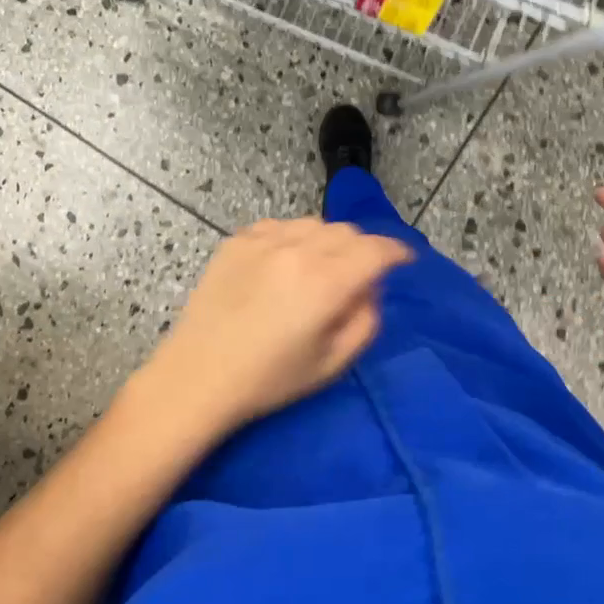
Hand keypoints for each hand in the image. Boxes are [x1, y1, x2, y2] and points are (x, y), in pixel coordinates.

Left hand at [133, 218, 411, 437]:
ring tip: (322, 267)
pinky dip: (293, 238)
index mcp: (325, 282)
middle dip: (362, 248)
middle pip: (346, 232)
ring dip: (328, 240)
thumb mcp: (332, 362)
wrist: (198, 375)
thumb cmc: (270, 379)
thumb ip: (365, 320)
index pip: (375, 250)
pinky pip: (279, 227)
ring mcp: (263, 241)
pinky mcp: (237, 241)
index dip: (396, 252)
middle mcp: (297, 250)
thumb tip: (371, 288)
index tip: (404, 260)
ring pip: (313, 224)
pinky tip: (285, 263)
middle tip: (360, 273)